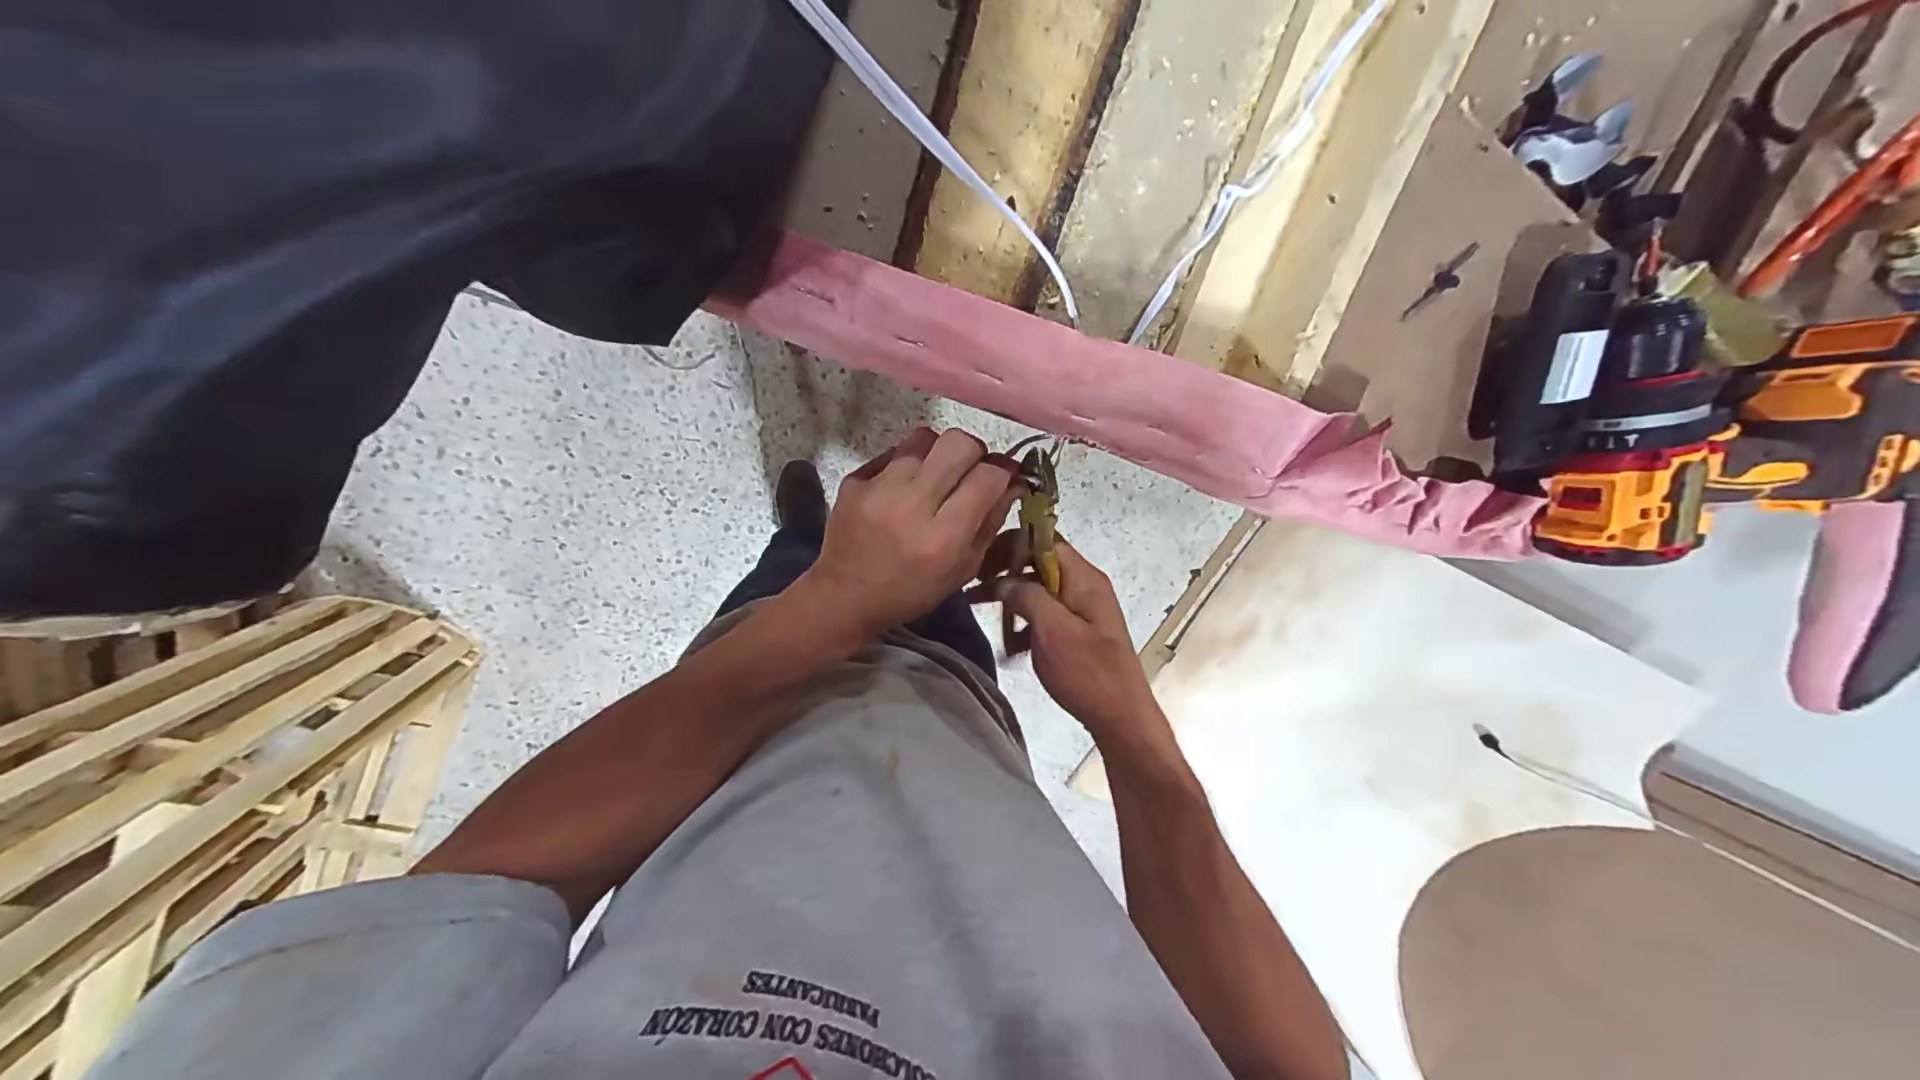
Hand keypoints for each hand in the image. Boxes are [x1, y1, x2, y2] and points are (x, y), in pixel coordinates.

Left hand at [799, 428, 1020, 641]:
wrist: (845, 596)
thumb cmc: (911, 591)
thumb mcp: (962, 570)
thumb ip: (990, 523)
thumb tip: (1012, 483)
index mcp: (943, 538)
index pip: (988, 476)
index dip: (1004, 471)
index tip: (1004, 476)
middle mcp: (912, 506)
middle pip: (959, 443)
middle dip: (974, 453)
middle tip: (970, 471)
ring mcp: (879, 489)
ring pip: (924, 438)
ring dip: (939, 453)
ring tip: (935, 475)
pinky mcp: (856, 481)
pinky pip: (893, 452)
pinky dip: (907, 464)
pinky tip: (903, 487)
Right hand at [991, 539, 1174, 754]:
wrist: (1120, 718)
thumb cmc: (1087, 672)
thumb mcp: (1052, 630)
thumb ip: (1027, 596)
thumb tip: (1005, 580)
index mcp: (1083, 578)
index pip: (1046, 540)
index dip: (1013, 544)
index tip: (983, 560)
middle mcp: (1084, 586)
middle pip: (1040, 563)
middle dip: (1007, 573)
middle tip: (976, 587)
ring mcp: (1082, 609)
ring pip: (1039, 590)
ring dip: (1013, 601)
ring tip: (984, 612)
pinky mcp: (1078, 631)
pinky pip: (1046, 615)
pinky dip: (1026, 623)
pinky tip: (1011, 644)